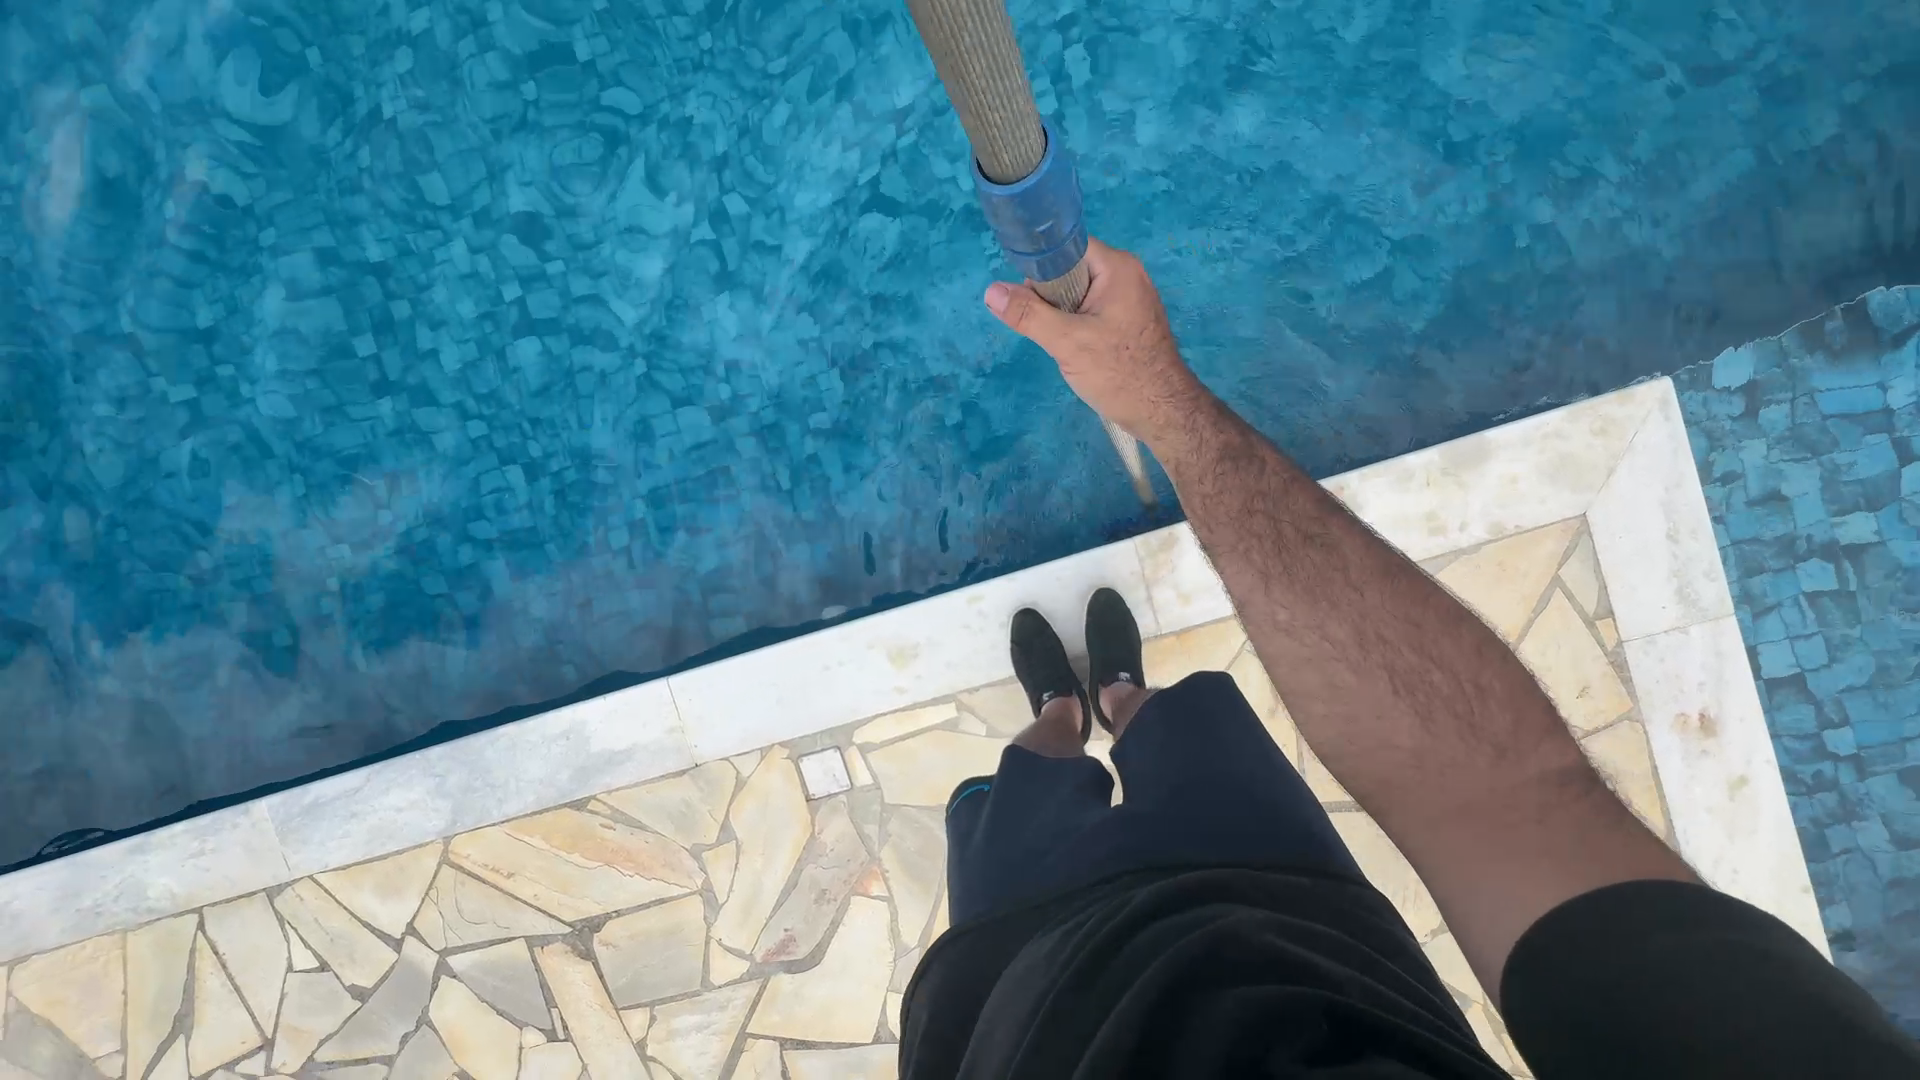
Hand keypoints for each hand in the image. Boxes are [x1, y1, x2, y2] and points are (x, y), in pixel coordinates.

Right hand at [983, 238, 1209, 449]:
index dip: (1041, 270)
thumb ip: (1028, 315)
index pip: (1067, 249)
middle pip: (1071, 272)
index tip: (1027, 300)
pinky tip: (1079, 353)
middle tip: (1049, 331)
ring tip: (1065, 346)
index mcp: (1117, 267)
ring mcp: (1130, 300)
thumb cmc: (1118, 372)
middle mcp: (1126, 275)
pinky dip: (1077, 329)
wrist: (1162, 411)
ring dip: (1062, 318)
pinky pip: (1091, 314)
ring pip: (1078, 296)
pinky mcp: (1128, 323)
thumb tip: (990, 291)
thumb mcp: (1067, 342)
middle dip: (1050, 299)